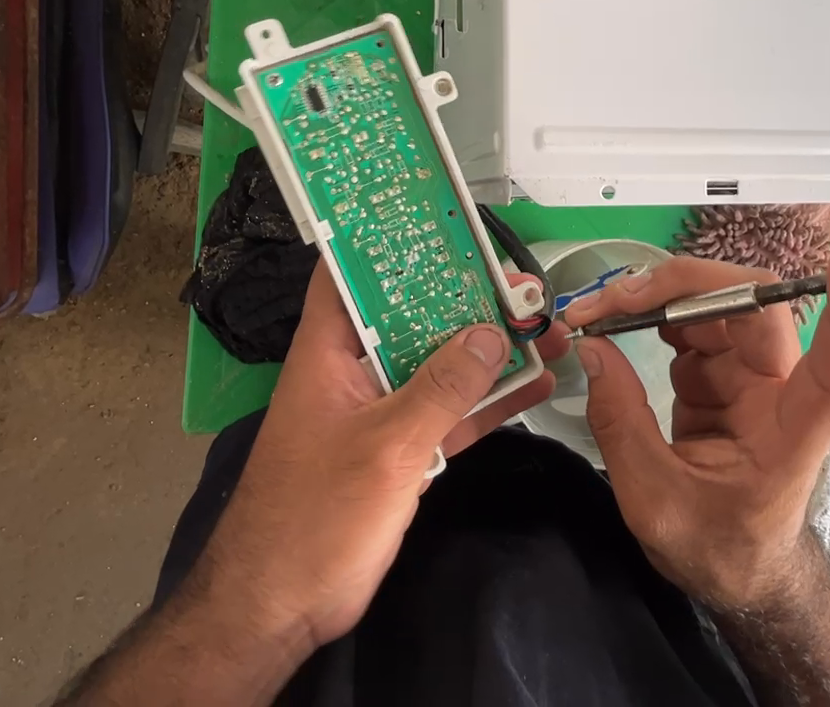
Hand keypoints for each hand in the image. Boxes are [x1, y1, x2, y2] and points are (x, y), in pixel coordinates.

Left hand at [183, 261, 562, 650]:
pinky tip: (536, 383)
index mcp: (331, 351)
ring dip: (491, 349)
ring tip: (545, 327)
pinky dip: (490, 398)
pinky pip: (453, 410)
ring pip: (443, 362)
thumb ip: (442, 389)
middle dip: (469, 299)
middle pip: (417, 317)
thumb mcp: (385, 446)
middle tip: (522, 285)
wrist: (284, 606)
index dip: (391, 242)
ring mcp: (385, 409)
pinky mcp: (405, 447)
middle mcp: (358, 369)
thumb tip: (492, 334)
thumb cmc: (315, 516)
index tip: (441, 222)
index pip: (353, 274)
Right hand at [554, 235, 829, 612]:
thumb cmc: (718, 548)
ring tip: (594, 311)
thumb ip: (621, 425)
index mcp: (792, 433)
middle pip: (753, 309)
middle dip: (682, 287)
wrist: (736, 569)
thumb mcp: (655, 503)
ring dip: (655, 297)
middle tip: (610, 301)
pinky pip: (690, 323)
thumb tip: (592, 347)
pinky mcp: (726, 371)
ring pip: (716, 305)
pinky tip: (611, 322)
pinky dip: (648, 316)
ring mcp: (754, 375)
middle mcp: (782, 390)